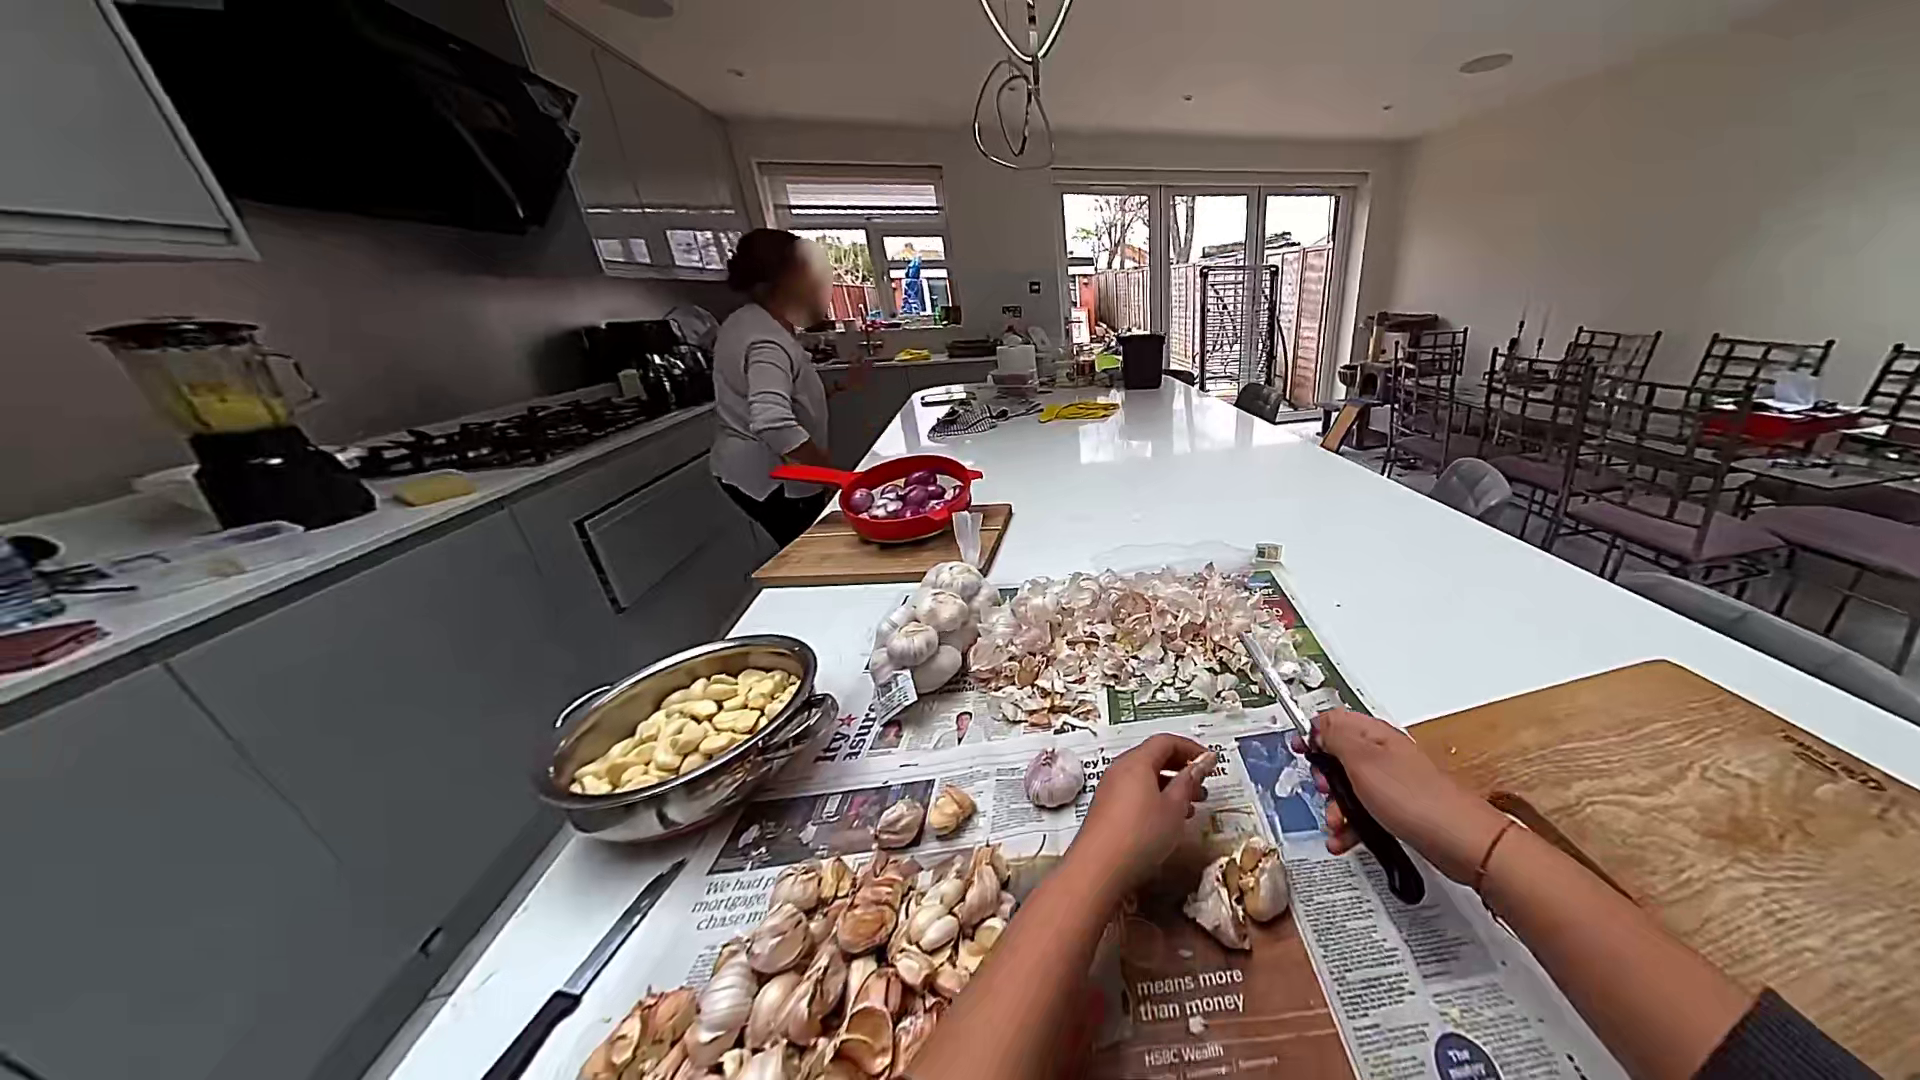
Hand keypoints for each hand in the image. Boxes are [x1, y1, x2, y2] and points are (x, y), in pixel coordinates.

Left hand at [1065, 734, 1216, 900]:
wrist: (1099, 866)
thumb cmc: (1143, 833)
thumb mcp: (1174, 807)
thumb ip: (1189, 780)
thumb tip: (1205, 759)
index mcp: (1136, 761)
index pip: (1165, 741)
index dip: (1190, 748)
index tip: (1211, 761)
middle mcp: (1120, 767)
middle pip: (1154, 756)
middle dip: (1181, 767)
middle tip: (1204, 785)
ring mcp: (1110, 786)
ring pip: (1145, 776)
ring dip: (1171, 785)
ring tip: (1193, 806)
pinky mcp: (1106, 805)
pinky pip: (1135, 790)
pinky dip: (1156, 796)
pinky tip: (1169, 819)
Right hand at [1289, 710, 1508, 883]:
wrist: (1463, 844)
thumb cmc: (1414, 799)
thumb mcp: (1362, 760)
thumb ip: (1334, 736)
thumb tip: (1317, 725)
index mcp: (1373, 735)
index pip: (1332, 721)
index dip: (1313, 734)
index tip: (1301, 751)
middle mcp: (1380, 755)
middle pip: (1336, 757)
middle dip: (1323, 777)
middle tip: (1325, 790)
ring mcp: (1390, 783)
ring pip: (1347, 788)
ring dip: (1335, 807)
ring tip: (1336, 824)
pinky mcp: (1397, 809)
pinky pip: (1363, 812)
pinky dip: (1350, 825)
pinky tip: (1345, 840)